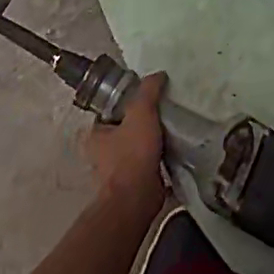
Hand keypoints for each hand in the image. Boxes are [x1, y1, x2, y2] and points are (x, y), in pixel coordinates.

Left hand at [86, 71, 167, 206]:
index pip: (110, 110)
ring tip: (174, 124)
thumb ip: (149, 90)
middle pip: (126, 127)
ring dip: (154, 138)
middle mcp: (103, 153)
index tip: (147, 94)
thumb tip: (159, 74)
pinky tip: (177, 144)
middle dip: (143, 120)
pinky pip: (150, 161)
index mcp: (96, 135)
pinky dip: (161, 154)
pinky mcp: (135, 182)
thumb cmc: (131, 153)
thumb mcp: (141, 112)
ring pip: (138, 144)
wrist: (137, 198)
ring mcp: (119, 169)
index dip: (127, 100)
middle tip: (165, 107)